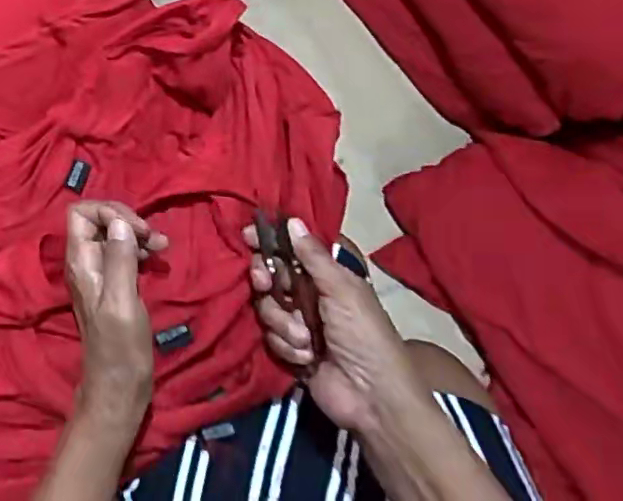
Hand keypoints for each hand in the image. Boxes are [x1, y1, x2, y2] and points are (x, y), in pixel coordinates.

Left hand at [64, 201, 167, 430]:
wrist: (119, 387)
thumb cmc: (121, 347)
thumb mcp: (123, 301)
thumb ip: (119, 259)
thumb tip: (119, 221)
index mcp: (79, 260)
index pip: (80, 212)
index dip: (108, 211)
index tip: (138, 229)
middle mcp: (83, 261)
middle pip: (96, 220)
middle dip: (125, 219)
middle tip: (155, 237)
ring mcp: (97, 272)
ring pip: (110, 235)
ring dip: (135, 234)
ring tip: (162, 245)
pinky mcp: (112, 284)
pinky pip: (121, 253)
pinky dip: (138, 250)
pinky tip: (157, 258)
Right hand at [246, 218, 425, 433]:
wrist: (373, 402)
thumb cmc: (366, 339)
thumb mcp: (344, 292)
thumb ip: (314, 257)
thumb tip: (291, 220)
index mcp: (328, 276)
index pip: (292, 247)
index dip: (270, 239)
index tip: (249, 236)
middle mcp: (309, 293)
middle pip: (270, 271)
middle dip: (265, 278)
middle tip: (266, 284)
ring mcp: (297, 319)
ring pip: (266, 303)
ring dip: (282, 321)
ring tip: (305, 339)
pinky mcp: (288, 344)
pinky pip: (268, 332)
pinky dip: (286, 344)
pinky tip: (306, 357)